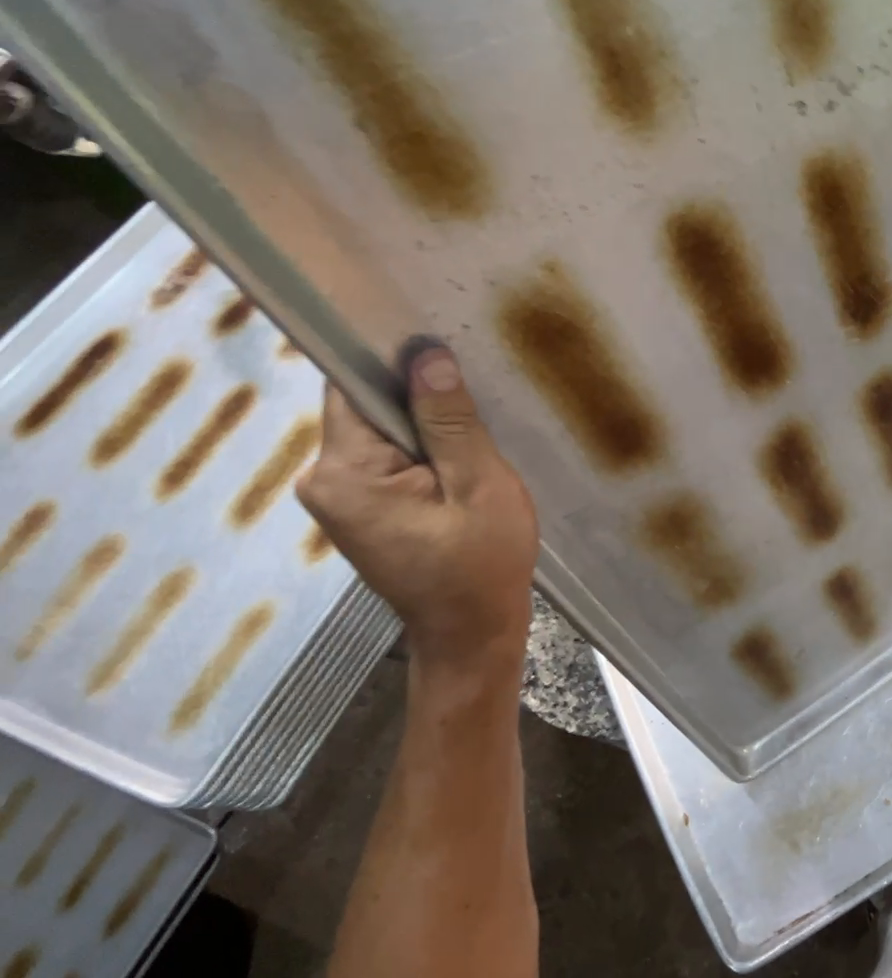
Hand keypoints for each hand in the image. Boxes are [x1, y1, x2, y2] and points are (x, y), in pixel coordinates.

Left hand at [297, 346, 538, 672]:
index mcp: (346, 472)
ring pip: (381, 432)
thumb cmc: (482, 564)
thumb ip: (451, 423)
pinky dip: (423, 452)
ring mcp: (338, 497)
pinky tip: (461, 460)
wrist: (471, 633)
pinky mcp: (359, 509)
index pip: (354, 386)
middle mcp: (323, 479)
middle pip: (367, 407)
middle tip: (477, 391)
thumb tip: (427, 355)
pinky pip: (387, 458)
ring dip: (427, 427)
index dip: (395, 360)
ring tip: (477, 428)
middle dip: (420, 398)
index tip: (442, 344)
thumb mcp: (480, 487)